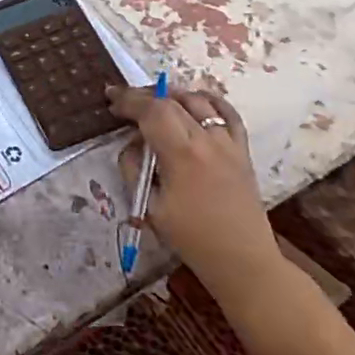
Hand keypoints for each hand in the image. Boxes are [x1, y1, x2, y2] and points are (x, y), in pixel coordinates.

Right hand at [107, 87, 281, 290]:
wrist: (243, 260)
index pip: (151, 111)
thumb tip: (132, 143)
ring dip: (171, 94)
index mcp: (182, 155)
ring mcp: (229, 143)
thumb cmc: (191, 237)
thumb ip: (133, 167)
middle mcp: (207, 141)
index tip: (111, 102)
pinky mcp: (242, 150)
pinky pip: (228, 114)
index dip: (128, 101)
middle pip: (171, 101)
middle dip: (142, 95)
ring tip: (152, 100)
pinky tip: (194, 100)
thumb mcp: (149, 206)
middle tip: (122, 100)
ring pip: (198, 101)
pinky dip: (208, 101)